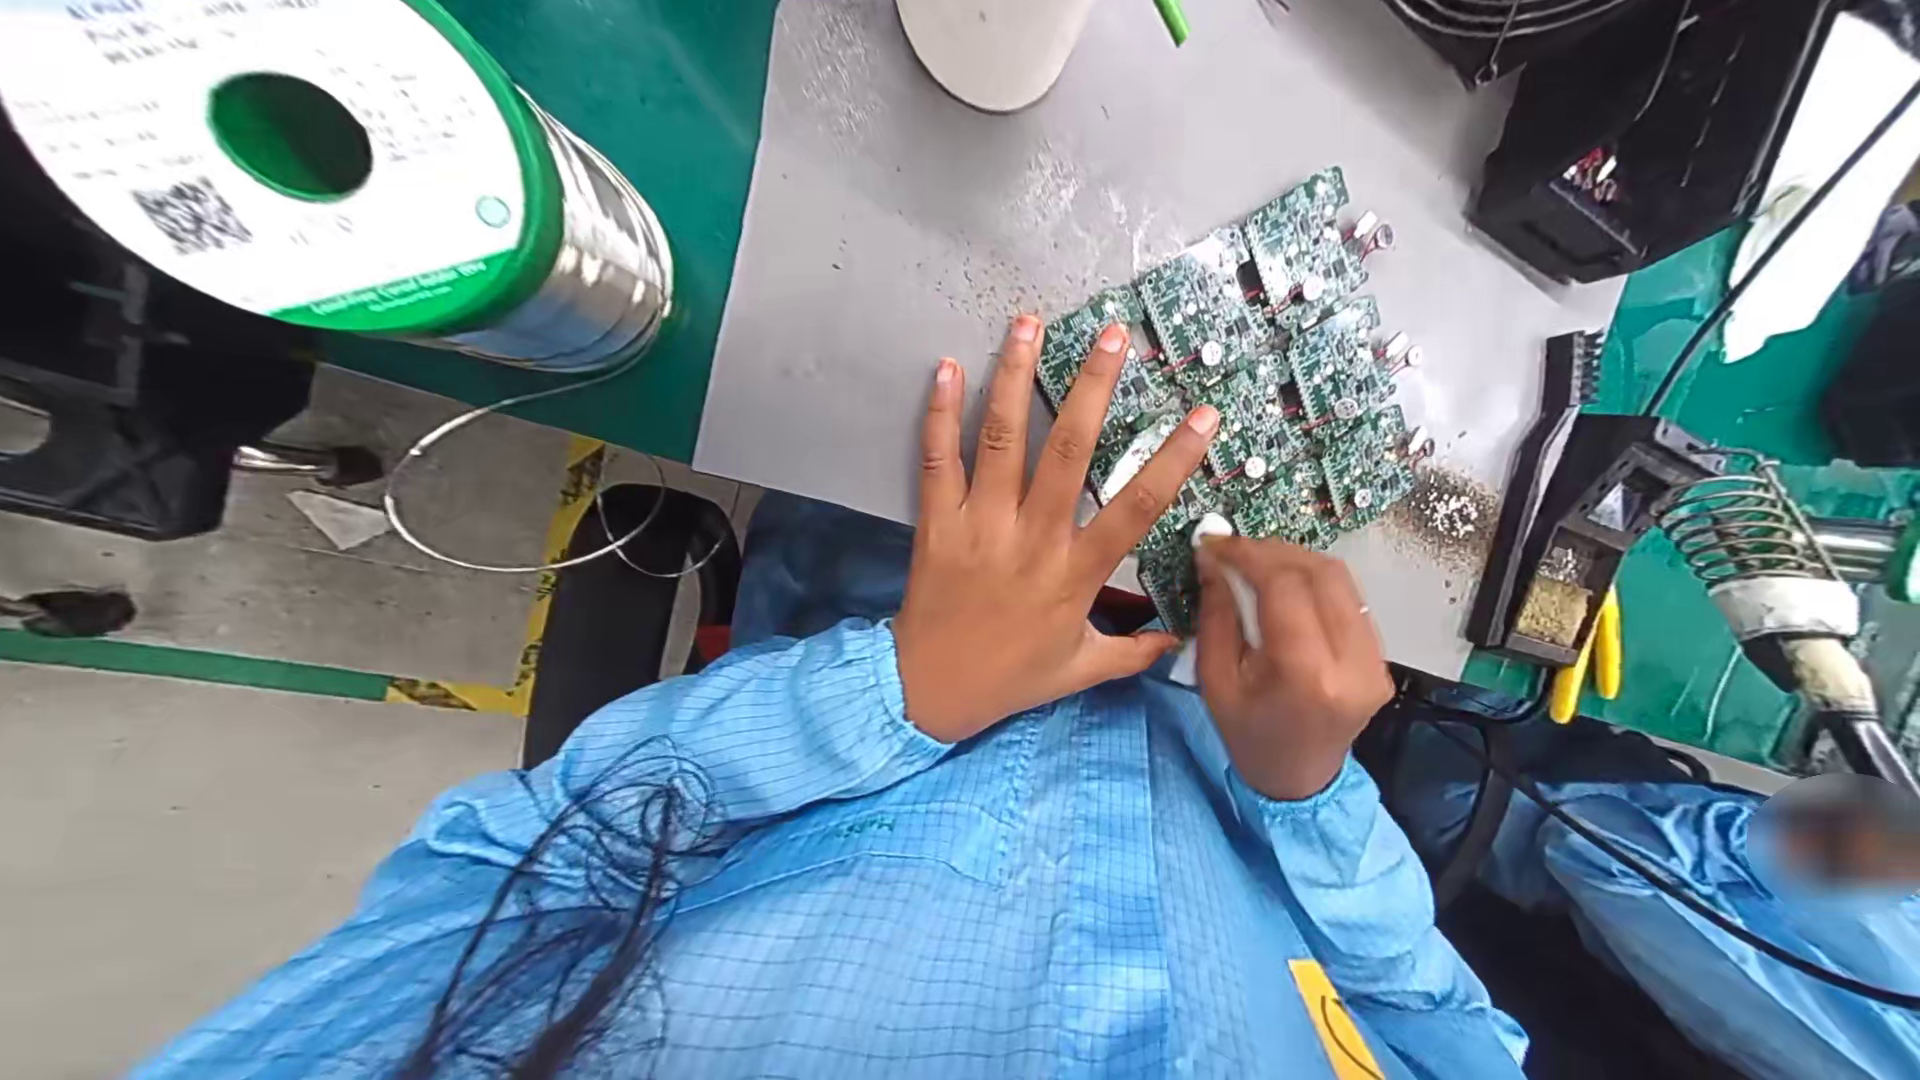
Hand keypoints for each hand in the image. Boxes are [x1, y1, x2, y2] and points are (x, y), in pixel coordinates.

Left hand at [894, 315, 1219, 742]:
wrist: (931, 688)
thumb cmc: (1010, 677)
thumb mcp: (1081, 670)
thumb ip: (1134, 653)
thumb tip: (1182, 638)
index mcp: (1075, 573)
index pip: (1136, 508)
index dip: (1172, 458)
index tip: (1202, 414)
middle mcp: (1032, 538)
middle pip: (1068, 452)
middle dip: (1092, 388)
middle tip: (1111, 336)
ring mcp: (981, 525)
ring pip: (1001, 441)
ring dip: (1014, 378)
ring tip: (1026, 324)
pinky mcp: (937, 522)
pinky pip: (938, 460)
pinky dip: (940, 413)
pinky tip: (946, 368)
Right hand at [1194, 538, 1392, 799]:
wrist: (1298, 778)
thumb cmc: (1246, 733)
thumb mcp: (1214, 677)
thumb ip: (1216, 615)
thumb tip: (1213, 561)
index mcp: (1305, 674)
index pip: (1284, 586)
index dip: (1247, 554)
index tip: (1215, 544)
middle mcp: (1352, 662)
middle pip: (1321, 573)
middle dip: (1271, 550)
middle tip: (1233, 549)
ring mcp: (1375, 660)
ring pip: (1341, 579)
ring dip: (1293, 559)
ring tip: (1254, 560)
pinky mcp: (1380, 658)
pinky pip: (1348, 599)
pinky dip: (1312, 579)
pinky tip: (1282, 582)